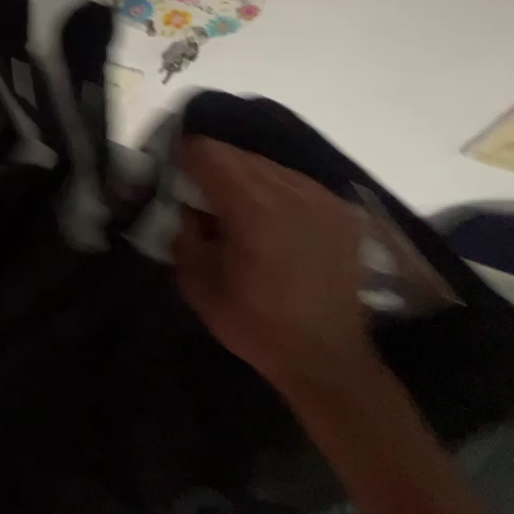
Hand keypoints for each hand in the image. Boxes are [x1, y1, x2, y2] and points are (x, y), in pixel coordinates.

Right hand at [172, 136, 376, 394]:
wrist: (327, 360)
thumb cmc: (255, 323)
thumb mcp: (196, 280)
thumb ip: (184, 231)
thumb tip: (186, 206)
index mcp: (253, 207)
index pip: (207, 152)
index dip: (182, 159)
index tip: (171, 179)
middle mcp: (292, 192)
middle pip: (236, 155)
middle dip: (211, 170)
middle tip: (198, 200)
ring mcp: (322, 200)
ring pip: (267, 166)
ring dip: (244, 180)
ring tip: (236, 213)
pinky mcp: (342, 213)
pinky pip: (295, 183)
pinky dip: (274, 193)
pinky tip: (271, 223)